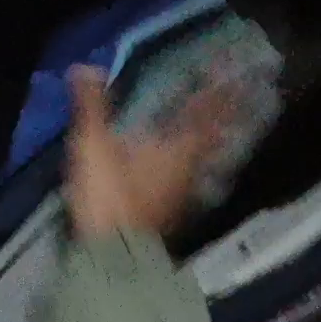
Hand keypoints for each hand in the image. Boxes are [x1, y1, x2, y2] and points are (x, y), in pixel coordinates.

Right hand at [63, 64, 238, 240]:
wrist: (110, 255)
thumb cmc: (108, 196)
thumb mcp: (93, 147)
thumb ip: (91, 108)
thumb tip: (85, 66)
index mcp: (178, 149)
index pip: (205, 114)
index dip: (218, 94)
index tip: (234, 76)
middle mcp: (188, 172)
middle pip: (210, 140)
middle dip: (220, 121)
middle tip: (235, 104)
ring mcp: (180, 199)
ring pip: (200, 165)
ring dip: (206, 148)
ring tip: (211, 136)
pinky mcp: (166, 219)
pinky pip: (183, 187)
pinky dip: (186, 174)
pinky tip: (180, 175)